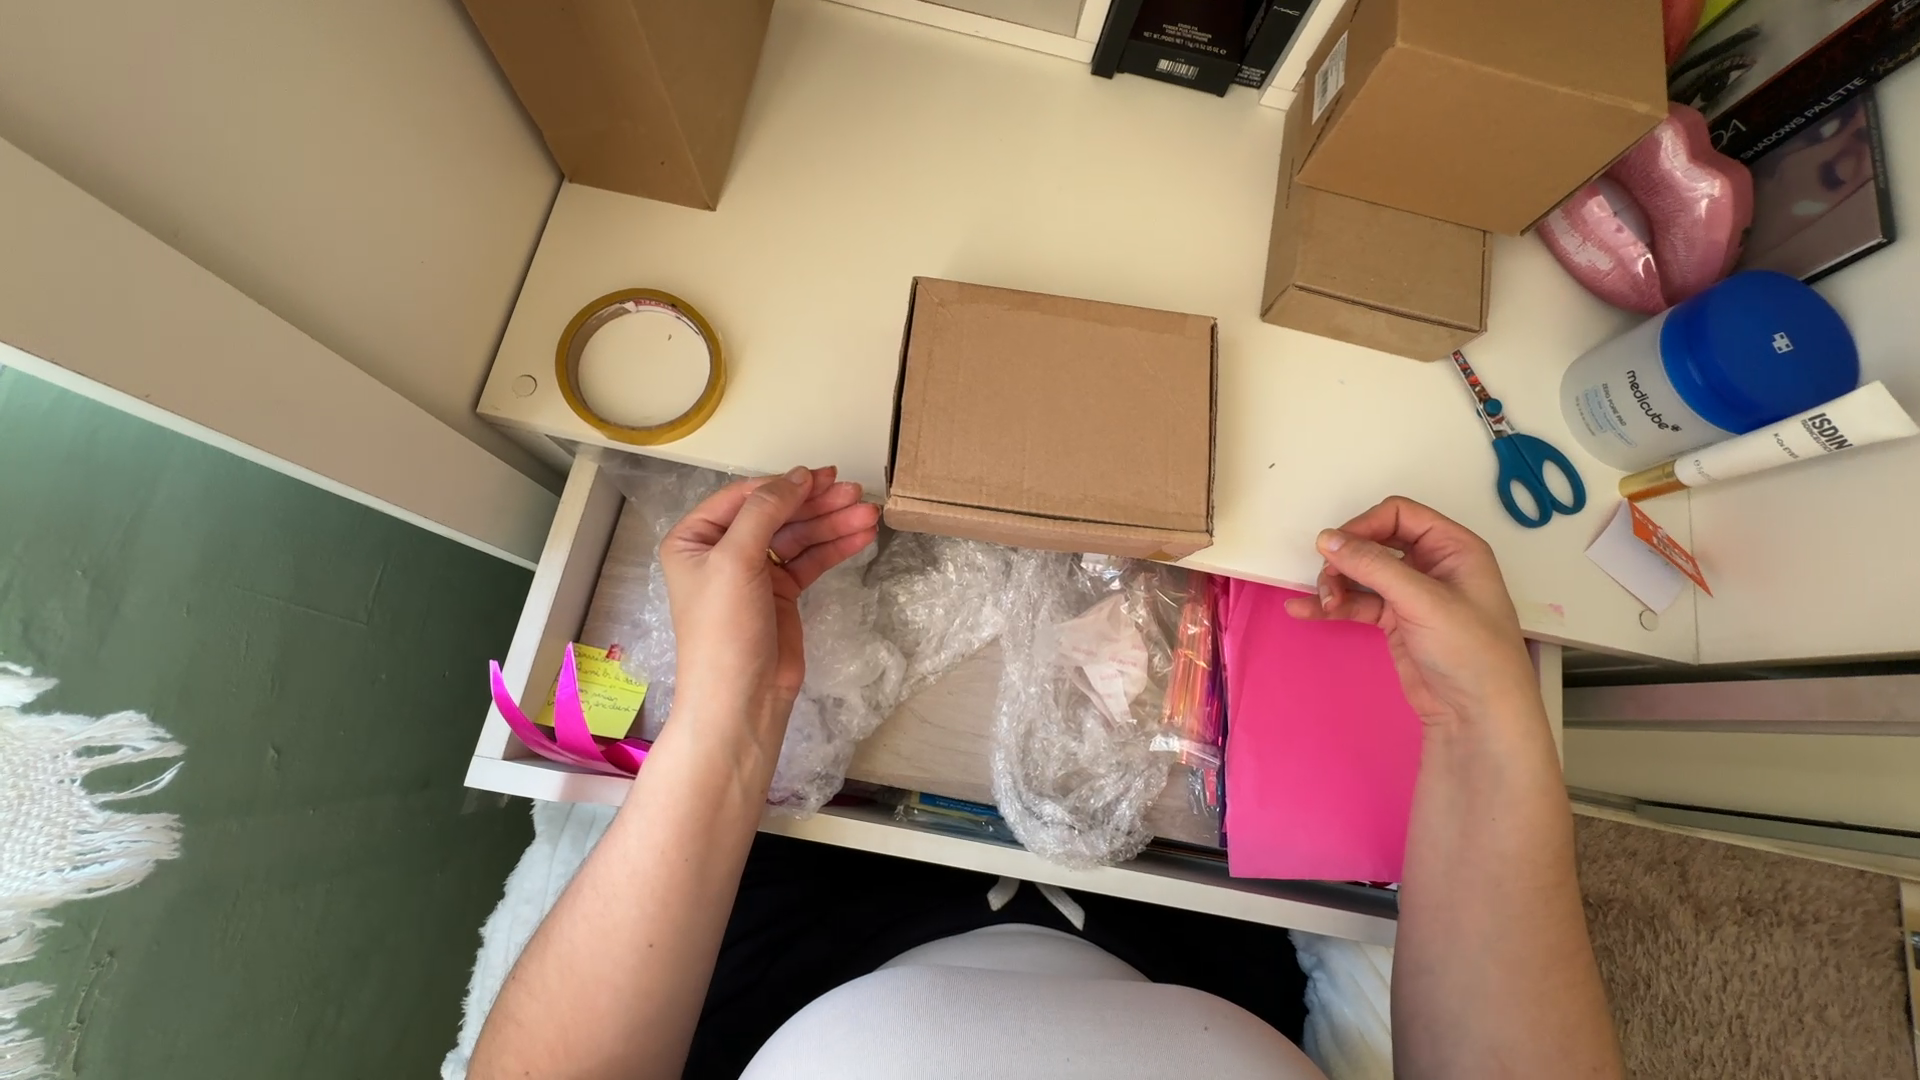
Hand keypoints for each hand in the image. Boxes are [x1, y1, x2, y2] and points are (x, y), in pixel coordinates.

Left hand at [659, 466, 879, 746]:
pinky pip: (810, 560)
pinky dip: (835, 547)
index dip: (785, 485)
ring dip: (833, 524)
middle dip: (817, 504)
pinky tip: (861, 536)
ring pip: (799, 536)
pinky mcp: (782, 593)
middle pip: (778, 515)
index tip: (825, 477)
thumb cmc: (724, 630)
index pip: (745, 498)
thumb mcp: (736, 560)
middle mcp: (723, 551)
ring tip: (870, 514)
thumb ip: (765, 511)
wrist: (742, 699)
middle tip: (856, 493)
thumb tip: (798, 476)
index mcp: (696, 539)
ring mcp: (754, 573)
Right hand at [1284, 497, 1538, 729]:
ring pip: (1360, 572)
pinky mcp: (1393, 620)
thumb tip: (1325, 538)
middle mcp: (1431, 564)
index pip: (1399, 514)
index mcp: (1453, 548)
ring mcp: (1410, 593)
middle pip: (1373, 541)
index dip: (1364, 525)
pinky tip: (1302, 611)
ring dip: (1335, 584)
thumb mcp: (1422, 601)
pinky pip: (1355, 602)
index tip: (1337, 548)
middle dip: (1345, 558)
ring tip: (1324, 605)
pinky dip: (1330, 606)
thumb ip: (1372, 566)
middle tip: (1328, 581)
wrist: (1477, 716)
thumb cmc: (1468, 650)